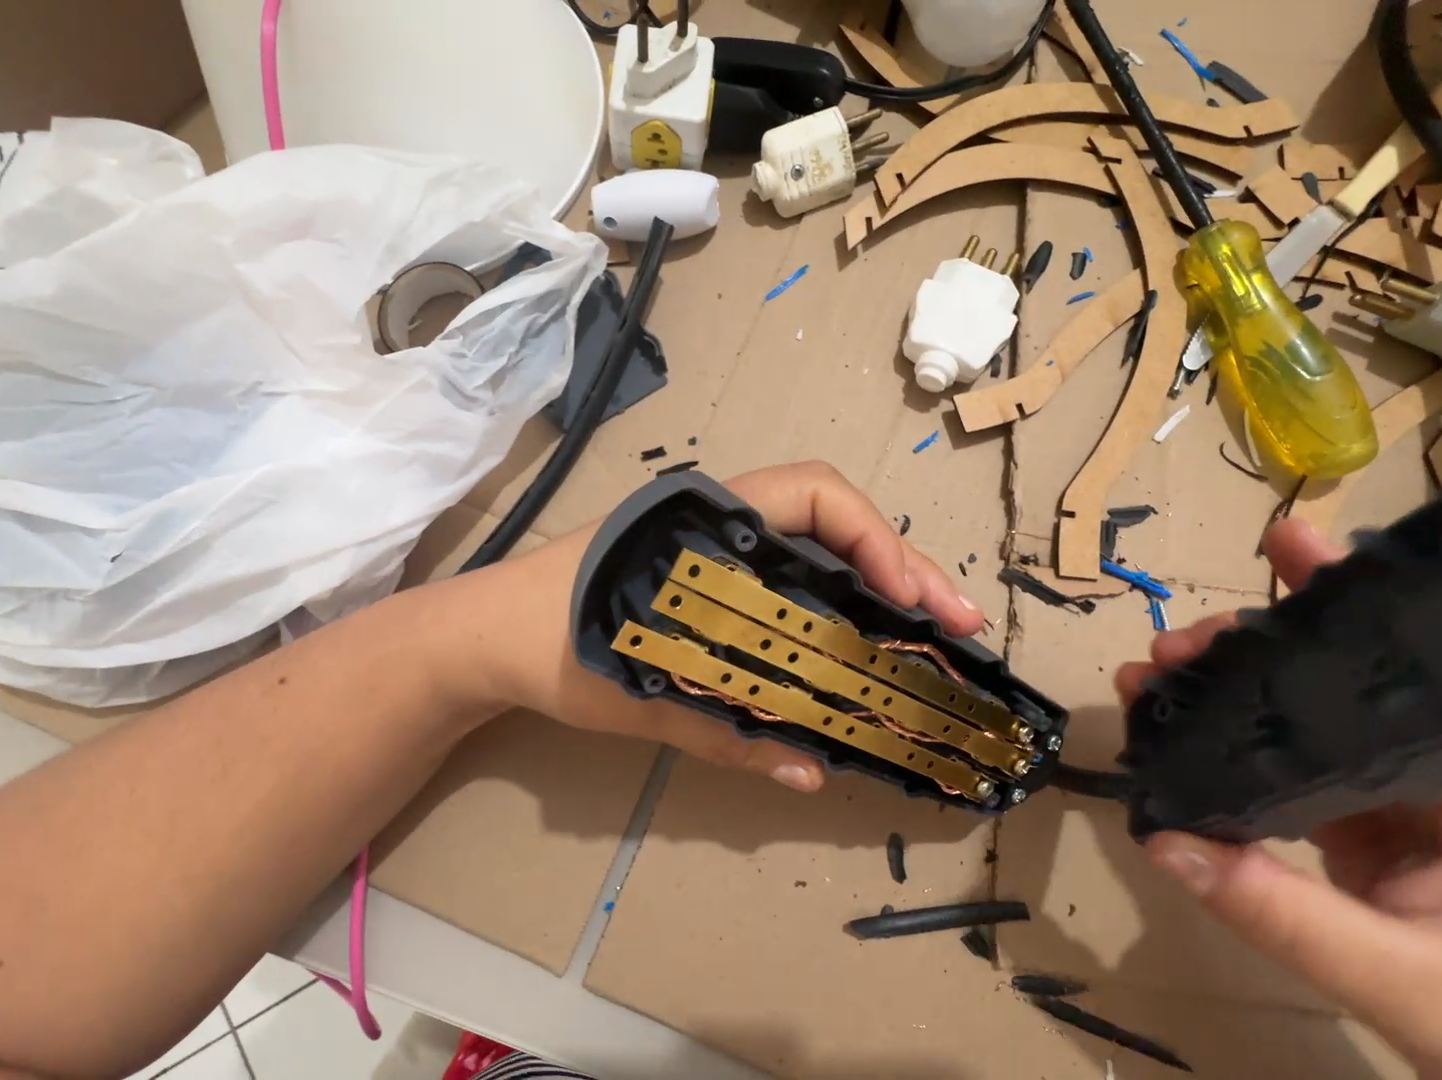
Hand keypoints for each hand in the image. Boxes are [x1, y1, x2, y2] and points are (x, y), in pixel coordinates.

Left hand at [493, 461, 983, 792]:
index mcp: (703, 521)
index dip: (875, 539)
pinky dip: (832, 607)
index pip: (813, 497)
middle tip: (956, 625)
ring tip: (927, 634)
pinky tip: (858, 642)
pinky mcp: (712, 580)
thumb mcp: (639, 689)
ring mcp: (720, 550)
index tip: (913, 598)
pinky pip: (789, 582)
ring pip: (817, 555)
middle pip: (833, 526)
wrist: (485, 637)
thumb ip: (725, 730)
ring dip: (875, 589)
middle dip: (900, 570)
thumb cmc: (551, 645)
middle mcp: (721, 523)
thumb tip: (812, 773)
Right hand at [1116, 519, 1441, 1079]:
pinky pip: (1304, 771)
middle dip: (1257, 652)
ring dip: (1238, 696)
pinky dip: (1243, 749)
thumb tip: (1162, 840)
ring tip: (1156, 679)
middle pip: (1351, 687)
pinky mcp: (1381, 827)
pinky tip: (1188, 735)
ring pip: (1317, 724)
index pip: (1416, 676)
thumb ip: (1281, 913)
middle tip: (1166, 650)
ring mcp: (1415, 801)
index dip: (1346, 609)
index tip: (1281, 550)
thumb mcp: (1403, 986)